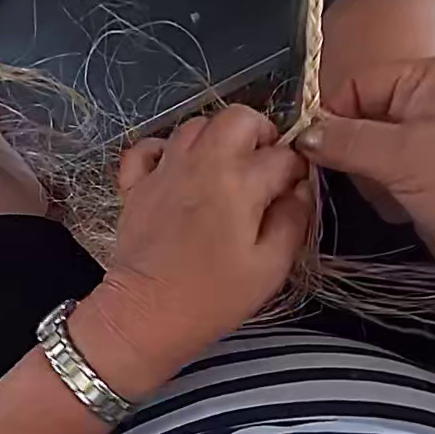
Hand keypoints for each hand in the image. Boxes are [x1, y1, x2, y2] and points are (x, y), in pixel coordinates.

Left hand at [72, 106, 311, 399]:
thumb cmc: (213, 298)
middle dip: (260, 134)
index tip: (293, 194)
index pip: (283, 155)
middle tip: (262, 168)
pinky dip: (166, 150)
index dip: (296, 171)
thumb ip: (293, 220)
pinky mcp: (135, 184)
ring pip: (194, 125)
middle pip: (237, 117)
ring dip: (216, 139)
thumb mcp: (270, 267)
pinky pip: (149, 147)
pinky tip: (177, 171)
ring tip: (224, 170)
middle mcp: (200, 162)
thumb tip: (299, 190)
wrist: (145, 316)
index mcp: (239, 182)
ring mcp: (163, 170)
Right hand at [300, 56, 434, 272]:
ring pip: (366, 157)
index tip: (314, 149)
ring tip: (393, 195)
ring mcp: (424, 145)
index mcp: (427, 78)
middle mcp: (424, 105)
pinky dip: (383, 197)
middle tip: (366, 176)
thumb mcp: (402, 153)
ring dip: (370, 181)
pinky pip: (382, 183)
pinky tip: (401, 209)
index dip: (333, 116)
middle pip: (359, 122)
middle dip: (354, 154)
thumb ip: (345, 141)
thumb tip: (300, 136)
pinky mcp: (422, 182)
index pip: (357, 86)